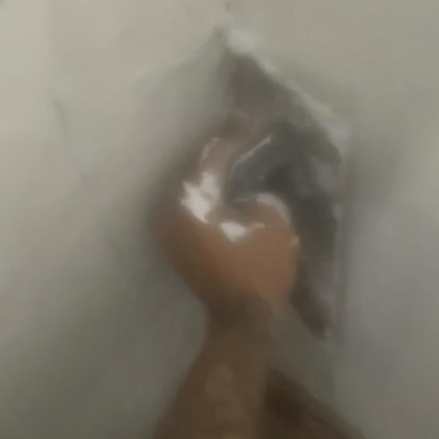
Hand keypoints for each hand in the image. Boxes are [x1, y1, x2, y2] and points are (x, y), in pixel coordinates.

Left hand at [158, 131, 301, 317]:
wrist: (241, 319)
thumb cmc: (259, 269)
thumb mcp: (272, 221)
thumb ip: (259, 192)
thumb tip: (249, 183)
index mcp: (192, 198)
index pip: (213, 154)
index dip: (235, 135)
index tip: (252, 119)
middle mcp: (169, 206)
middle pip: (193, 164)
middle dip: (217, 147)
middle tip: (239, 128)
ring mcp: (166, 224)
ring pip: (187, 183)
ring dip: (208, 168)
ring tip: (232, 151)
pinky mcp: (172, 239)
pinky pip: (186, 202)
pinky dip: (203, 190)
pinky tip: (223, 181)